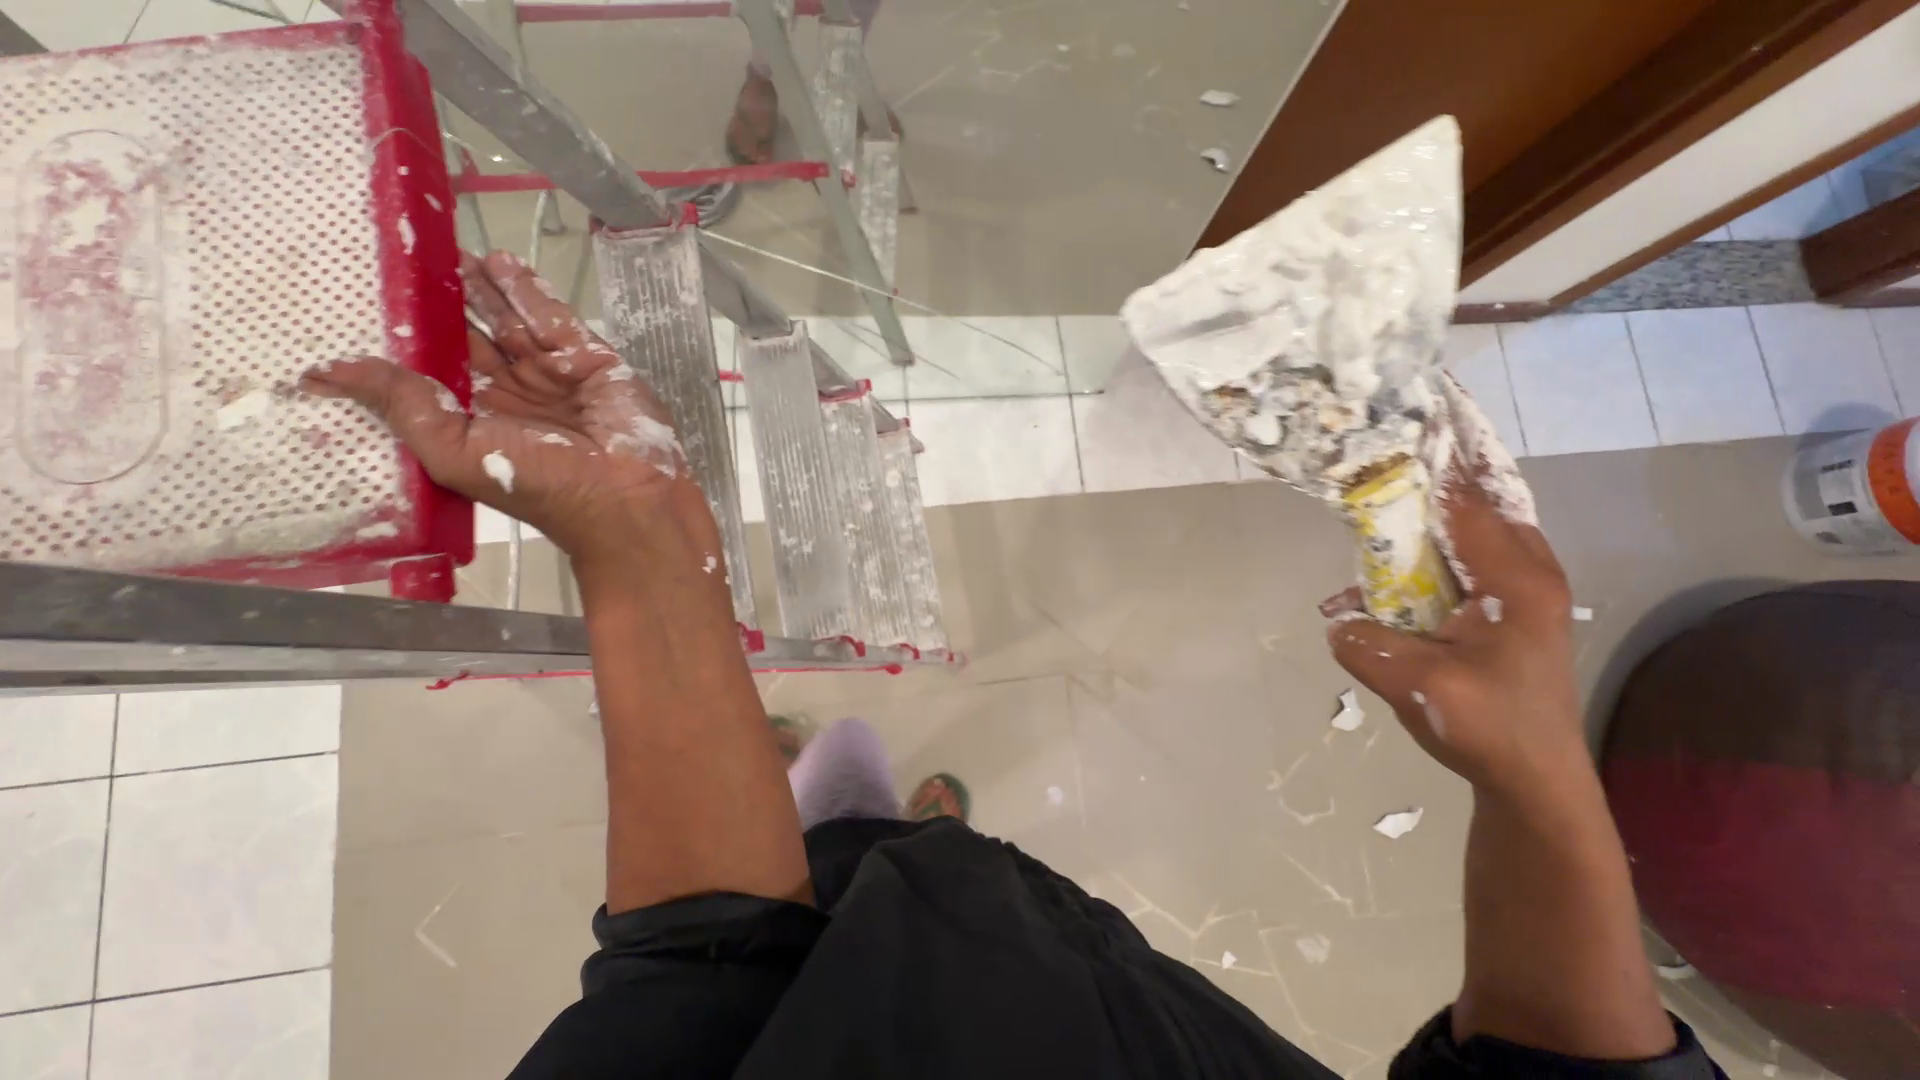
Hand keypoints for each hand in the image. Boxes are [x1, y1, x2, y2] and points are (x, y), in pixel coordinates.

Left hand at [301, 250, 718, 583]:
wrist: (626, 494)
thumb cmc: (538, 482)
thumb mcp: (453, 451)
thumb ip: (402, 405)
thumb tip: (323, 370)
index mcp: (478, 419)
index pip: (435, 368)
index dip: (408, 334)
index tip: (374, 295)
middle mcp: (512, 393)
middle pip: (472, 337)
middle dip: (446, 302)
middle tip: (412, 258)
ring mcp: (553, 372)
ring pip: (510, 320)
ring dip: (481, 288)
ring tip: (449, 252)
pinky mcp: (590, 357)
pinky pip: (554, 317)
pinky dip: (528, 289)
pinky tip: (499, 261)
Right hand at [1325, 466, 1586, 796]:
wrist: (1536, 781)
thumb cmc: (1490, 729)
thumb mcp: (1419, 688)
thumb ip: (1370, 646)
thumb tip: (1338, 621)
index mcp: (1517, 583)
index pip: (1468, 505)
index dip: (1429, 473)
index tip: (1391, 442)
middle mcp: (1529, 576)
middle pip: (1476, 509)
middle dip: (1426, 495)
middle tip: (1375, 488)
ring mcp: (1524, 594)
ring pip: (1472, 536)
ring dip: (1424, 534)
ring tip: (1375, 541)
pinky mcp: (1511, 614)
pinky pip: (1469, 565)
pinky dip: (1430, 563)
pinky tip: (1388, 589)